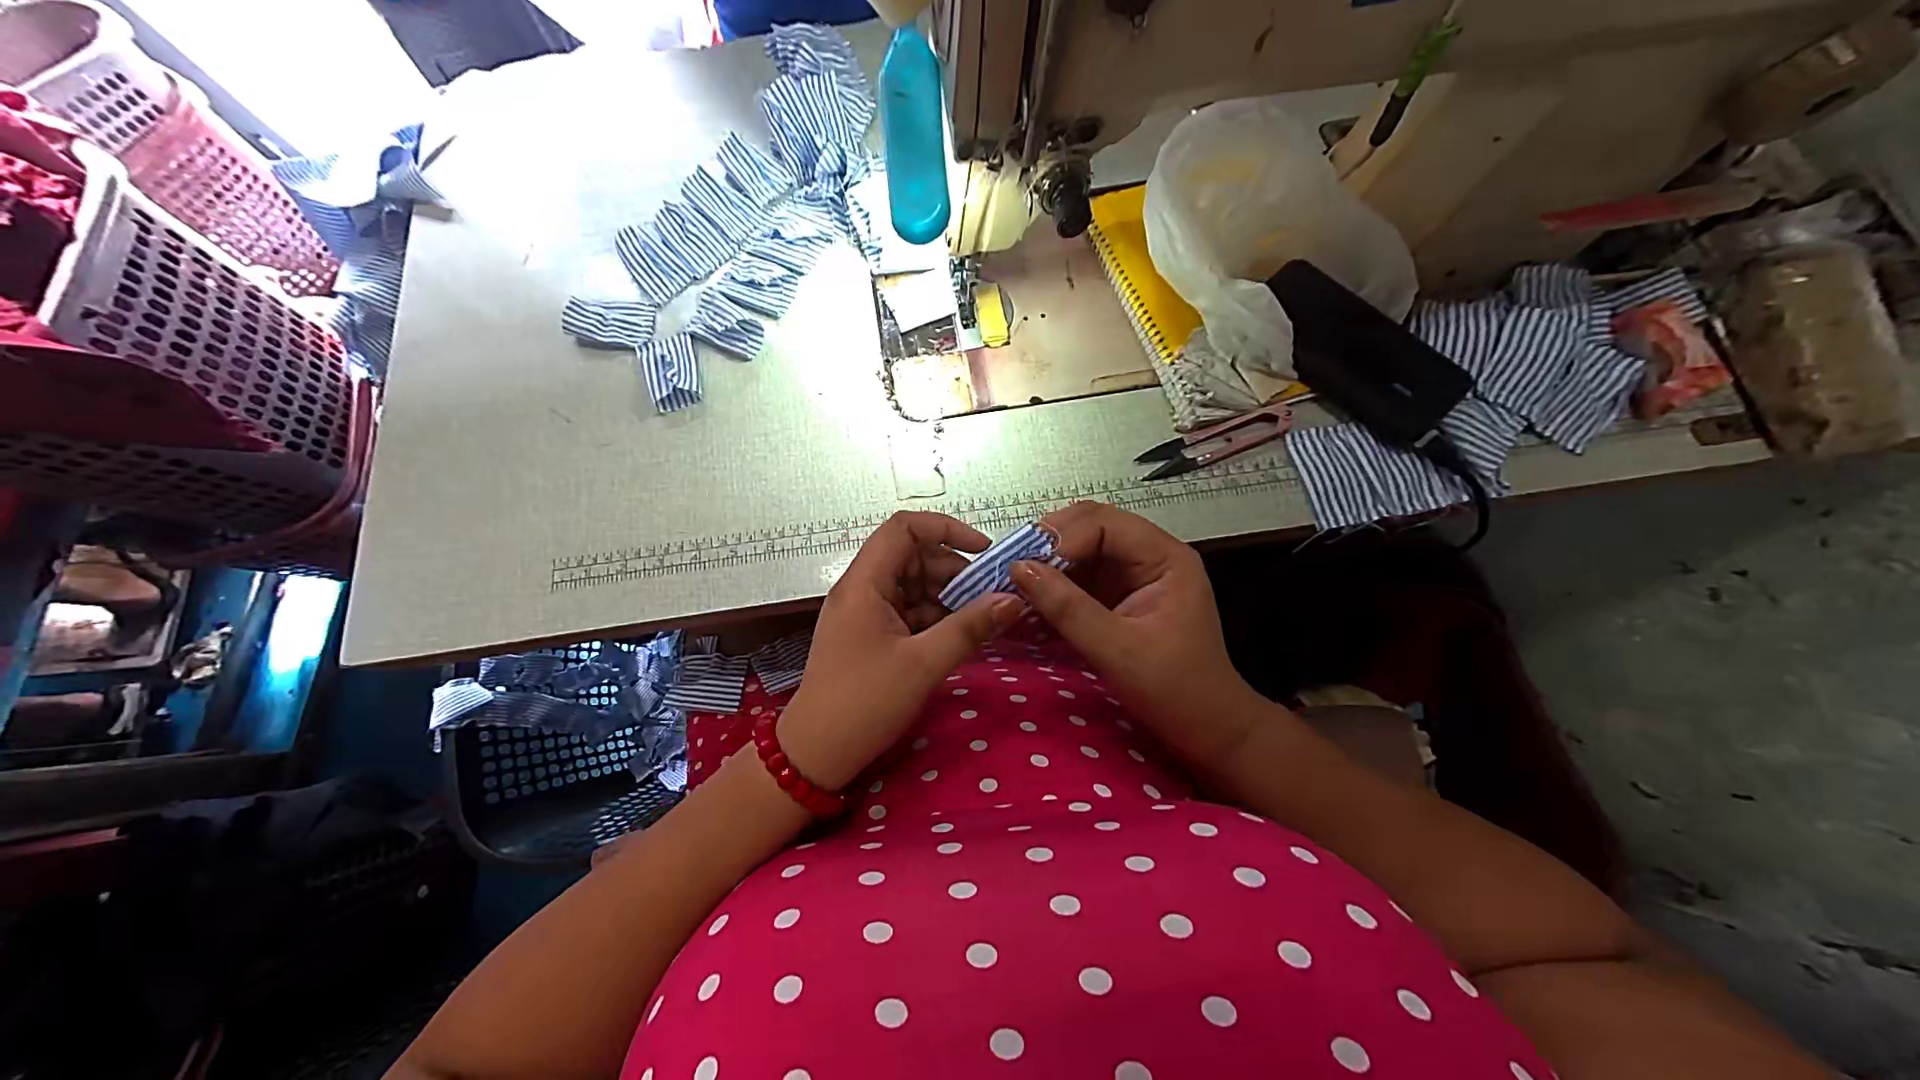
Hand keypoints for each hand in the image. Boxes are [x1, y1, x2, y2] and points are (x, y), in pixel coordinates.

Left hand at [778, 511, 1024, 789]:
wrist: (816, 753)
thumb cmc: (865, 703)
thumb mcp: (924, 664)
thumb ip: (970, 627)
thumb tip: (1013, 600)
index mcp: (864, 583)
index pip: (903, 528)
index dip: (946, 529)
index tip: (983, 551)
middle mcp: (861, 589)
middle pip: (912, 557)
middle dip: (954, 571)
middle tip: (989, 596)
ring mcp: (864, 613)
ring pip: (913, 586)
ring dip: (947, 597)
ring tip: (980, 620)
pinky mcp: (869, 635)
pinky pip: (907, 611)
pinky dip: (934, 618)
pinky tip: (958, 636)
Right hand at [1010, 501, 1267, 769]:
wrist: (1207, 730)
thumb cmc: (1175, 691)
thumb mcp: (1117, 650)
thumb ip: (1067, 607)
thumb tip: (1018, 569)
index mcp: (1165, 557)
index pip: (1104, 523)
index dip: (1062, 537)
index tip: (1026, 566)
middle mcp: (1149, 557)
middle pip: (1090, 528)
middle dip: (1048, 546)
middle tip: (1011, 568)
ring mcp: (1133, 576)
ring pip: (1079, 553)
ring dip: (1046, 567)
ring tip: (1012, 585)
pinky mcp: (1117, 598)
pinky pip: (1078, 580)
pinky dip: (1052, 589)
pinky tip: (1028, 603)